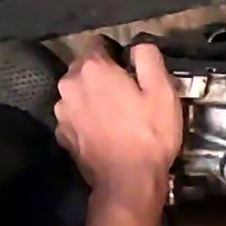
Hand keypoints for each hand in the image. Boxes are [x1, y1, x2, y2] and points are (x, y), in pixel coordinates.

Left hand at [53, 40, 181, 216]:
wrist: (129, 182)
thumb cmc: (150, 134)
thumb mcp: (163, 91)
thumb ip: (148, 58)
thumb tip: (138, 46)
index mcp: (93, 69)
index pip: (99, 44)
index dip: (118, 56)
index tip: (133, 73)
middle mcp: (69, 84)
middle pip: (86, 69)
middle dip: (104, 77)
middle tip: (129, 98)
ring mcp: (62, 111)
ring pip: (79, 93)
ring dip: (94, 98)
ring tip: (117, 118)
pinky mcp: (62, 134)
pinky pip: (75, 117)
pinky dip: (87, 120)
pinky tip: (105, 133)